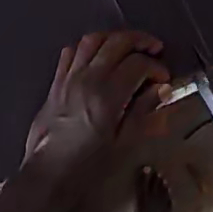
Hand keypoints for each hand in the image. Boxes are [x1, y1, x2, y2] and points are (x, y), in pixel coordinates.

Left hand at [23, 31, 170, 184]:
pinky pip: (71, 51)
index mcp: (107, 96)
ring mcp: (70, 76)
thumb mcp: (124, 144)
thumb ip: (144, 113)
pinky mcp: (56, 81)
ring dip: (114, 38)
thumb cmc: (88, 165)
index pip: (138, 64)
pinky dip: (88, 47)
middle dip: (140, 41)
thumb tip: (161, 90)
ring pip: (93, 40)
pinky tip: (97, 55)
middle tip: (154, 48)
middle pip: (117, 42)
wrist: (48, 173)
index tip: (163, 78)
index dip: (156, 66)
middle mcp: (88, 79)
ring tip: (128, 46)